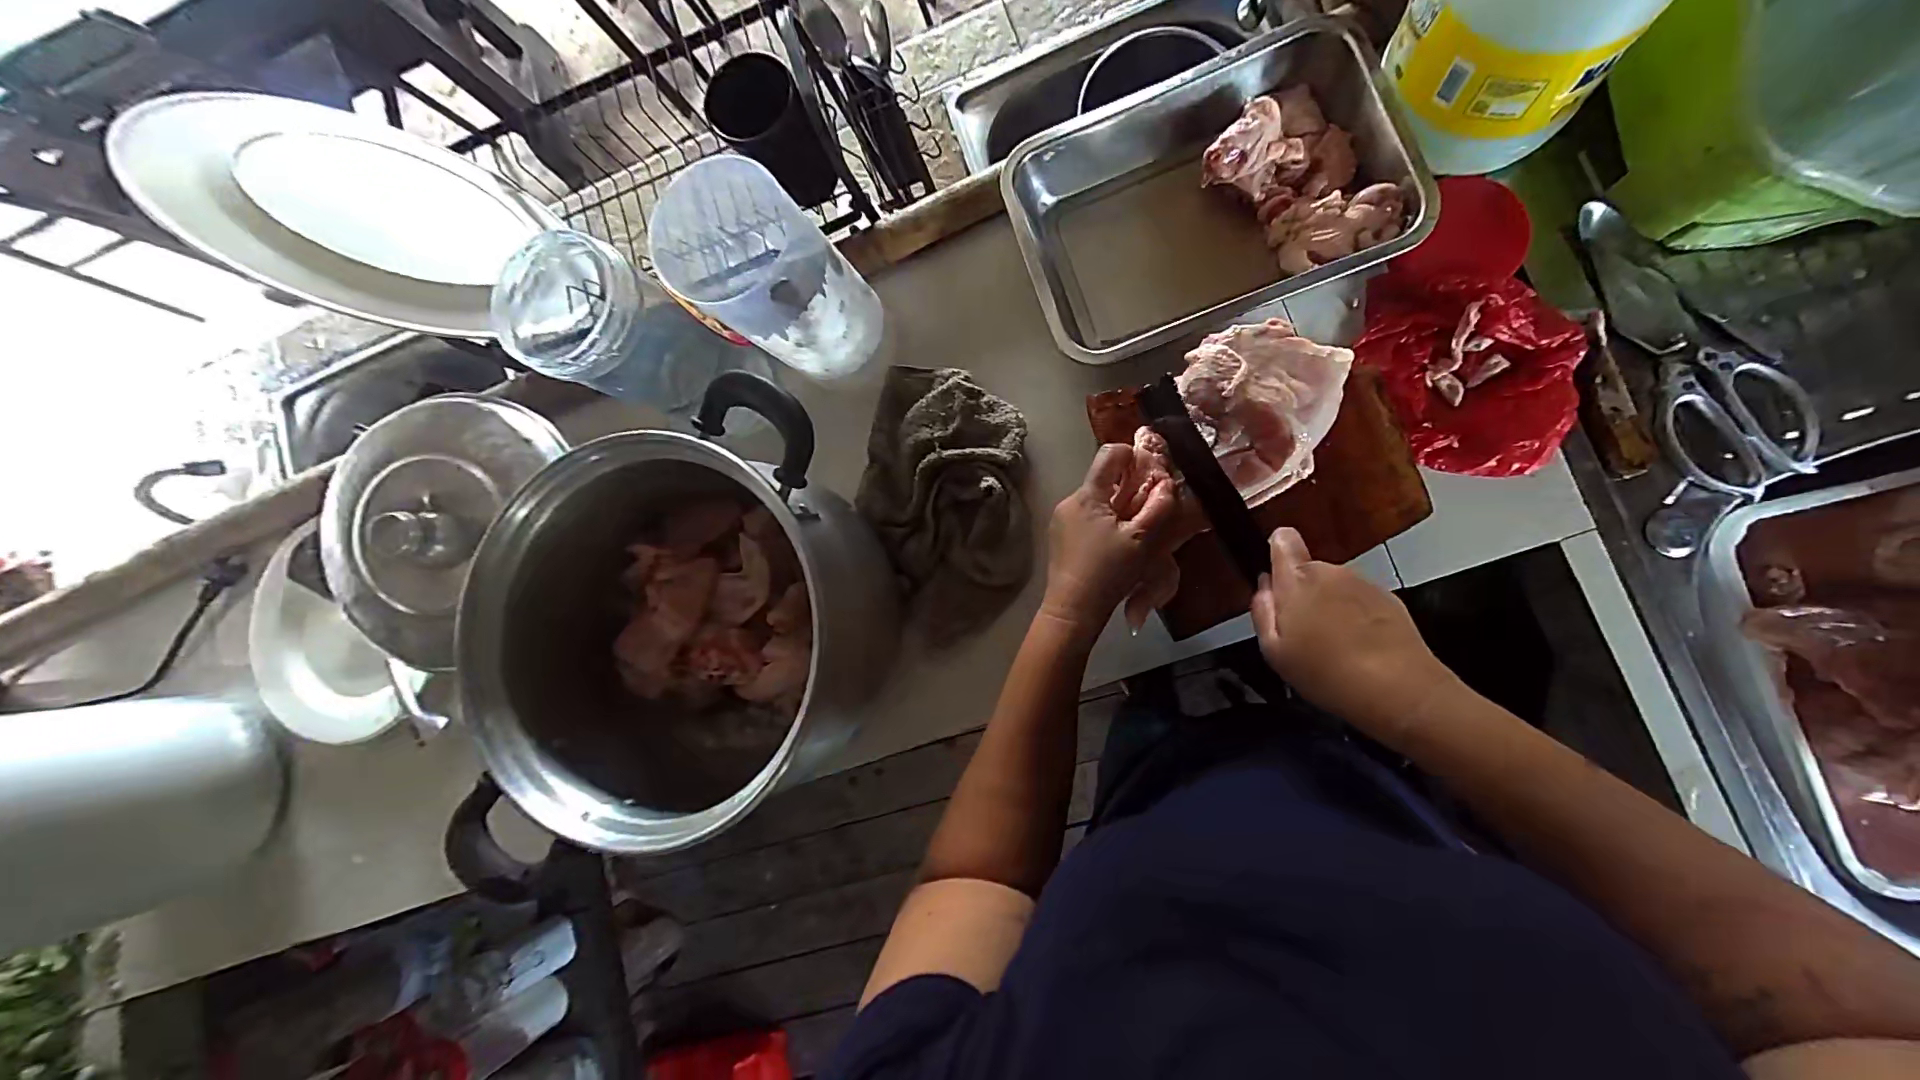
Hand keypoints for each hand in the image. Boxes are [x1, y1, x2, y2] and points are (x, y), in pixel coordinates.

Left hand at [1039, 444, 1180, 636]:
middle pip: (1103, 480)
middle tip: (1150, 505)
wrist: (1073, 609)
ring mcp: (1061, 520)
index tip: (1151, 471)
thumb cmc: (1108, 572)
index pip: (1108, 454)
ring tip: (1135, 529)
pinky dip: (1104, 522)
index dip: (1132, 455)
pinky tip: (1116, 543)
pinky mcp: (1060, 537)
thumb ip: (1158, 507)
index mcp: (1087, 496)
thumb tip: (1168, 483)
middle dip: (1129, 488)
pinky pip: (1087, 518)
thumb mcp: (1141, 540)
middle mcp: (1069, 502)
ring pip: (1096, 501)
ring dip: (1117, 507)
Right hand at [1250, 527, 1458, 732]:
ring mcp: (1363, 583)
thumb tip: (1264, 589)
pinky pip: (1361, 600)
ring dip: (1330, 606)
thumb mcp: (1274, 651)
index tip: (1276, 580)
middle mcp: (1330, 572)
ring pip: (1335, 586)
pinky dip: (1357, 617)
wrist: (1399, 689)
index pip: (1282, 540)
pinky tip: (1358, 648)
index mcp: (1295, 581)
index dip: (1276, 552)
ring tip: (1333, 645)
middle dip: (1303, 593)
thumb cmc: (1326, 672)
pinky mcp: (1390, 598)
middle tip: (1303, 632)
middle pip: (1308, 570)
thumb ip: (1262, 612)